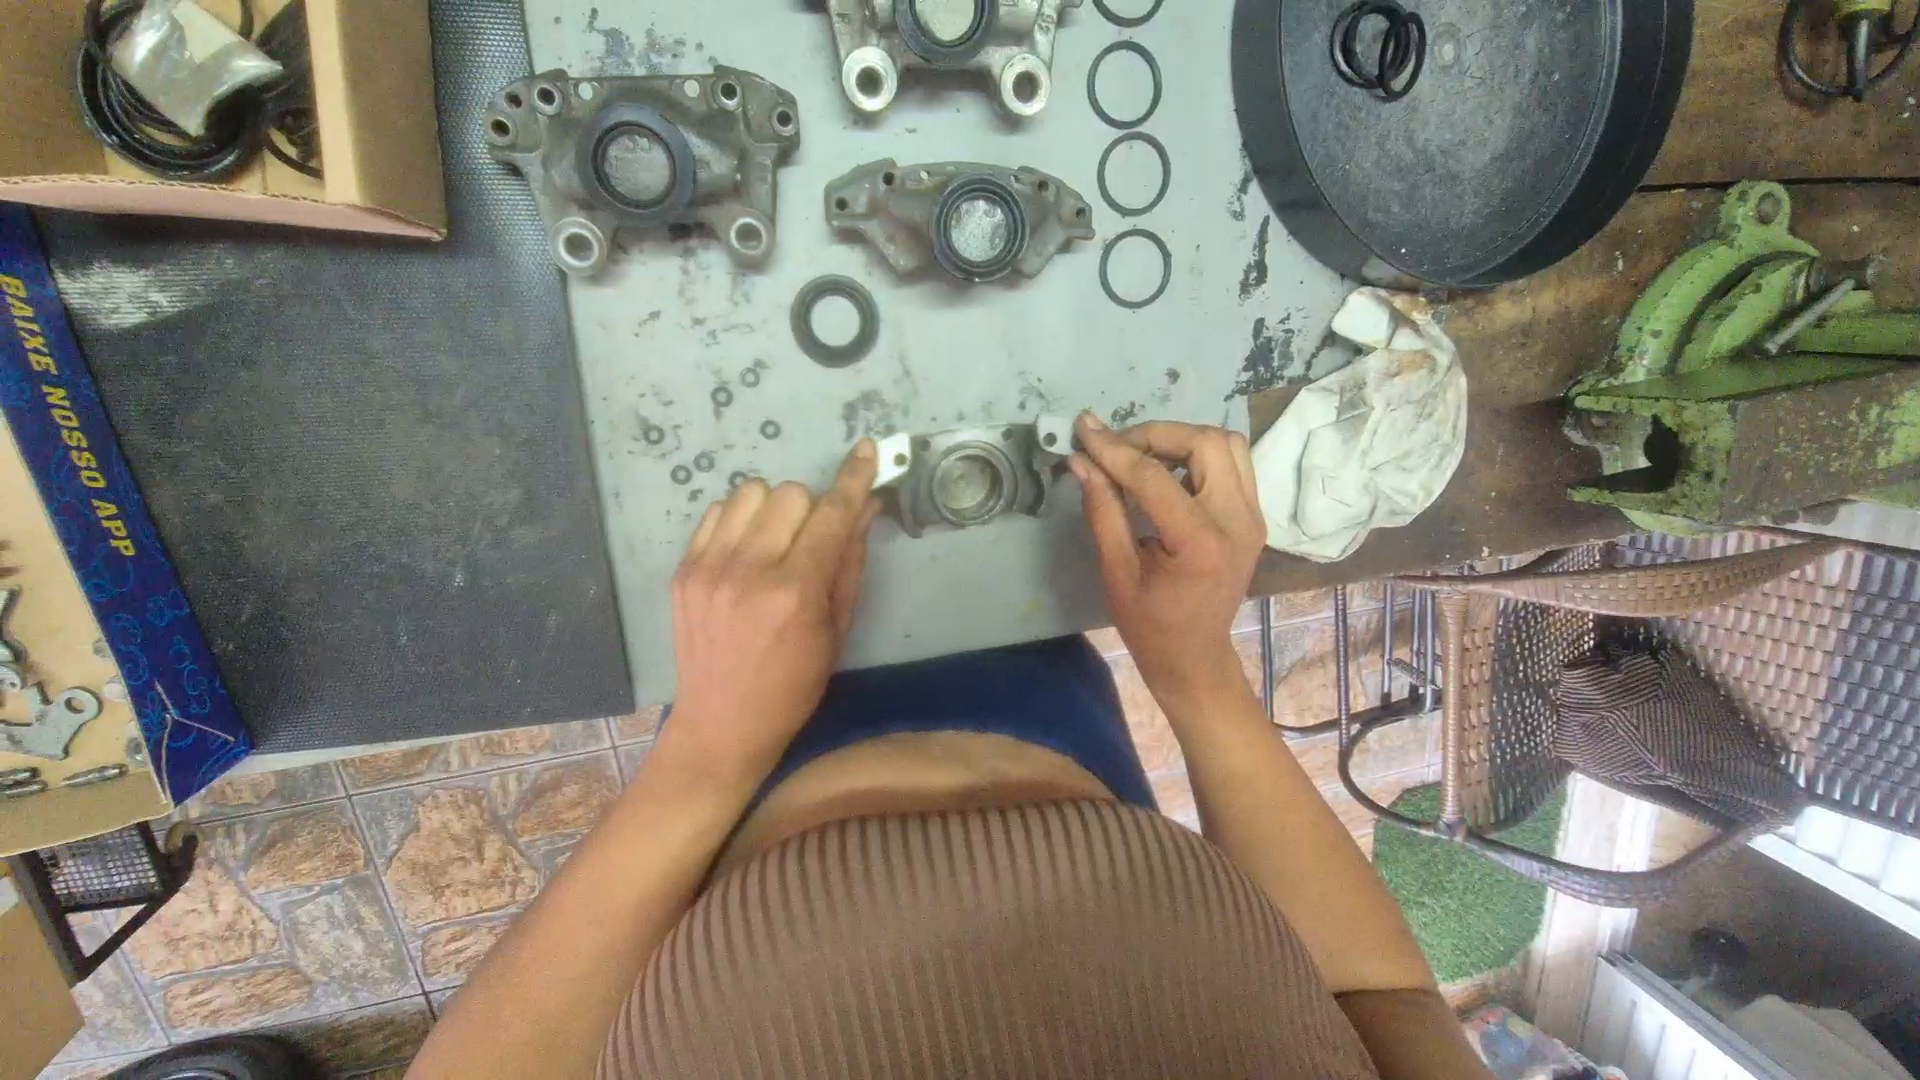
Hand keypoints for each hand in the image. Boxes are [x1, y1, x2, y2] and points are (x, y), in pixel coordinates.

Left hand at [667, 441, 880, 782]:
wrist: (722, 722)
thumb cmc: (794, 684)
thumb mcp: (837, 629)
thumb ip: (849, 562)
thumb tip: (865, 508)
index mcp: (795, 592)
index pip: (831, 515)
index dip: (854, 478)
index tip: (868, 451)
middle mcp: (748, 571)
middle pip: (790, 493)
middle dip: (811, 509)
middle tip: (811, 542)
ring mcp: (708, 568)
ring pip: (750, 493)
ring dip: (773, 509)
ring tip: (774, 544)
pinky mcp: (683, 571)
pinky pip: (716, 513)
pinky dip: (739, 522)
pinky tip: (744, 553)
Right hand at [1069, 414, 1266, 706]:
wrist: (1195, 656)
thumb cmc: (1150, 624)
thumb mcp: (1116, 571)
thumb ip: (1102, 510)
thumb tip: (1081, 461)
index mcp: (1201, 543)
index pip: (1155, 476)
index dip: (1114, 449)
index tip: (1084, 428)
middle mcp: (1238, 521)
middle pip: (1205, 442)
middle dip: (1155, 434)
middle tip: (1117, 448)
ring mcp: (1253, 516)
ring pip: (1226, 444)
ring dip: (1180, 439)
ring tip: (1141, 456)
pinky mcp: (1253, 514)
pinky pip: (1232, 462)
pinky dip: (1197, 454)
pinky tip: (1167, 471)